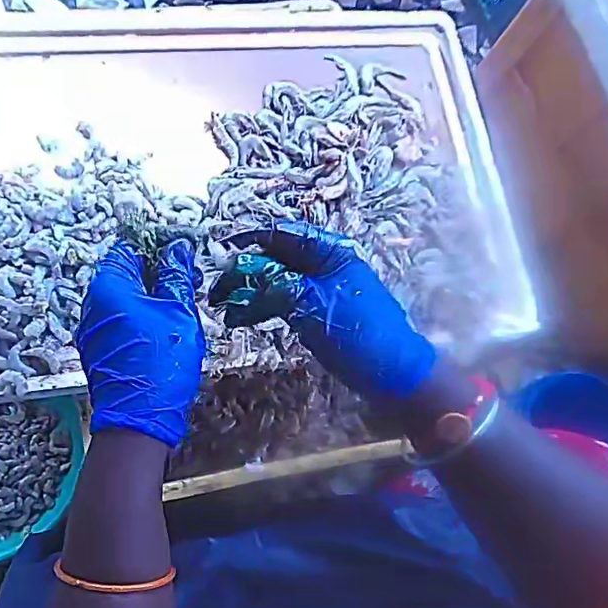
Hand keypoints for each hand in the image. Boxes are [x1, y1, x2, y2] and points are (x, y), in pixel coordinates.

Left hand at [76, 240, 204, 447]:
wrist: (139, 418)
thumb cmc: (159, 363)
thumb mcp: (177, 310)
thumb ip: (176, 274)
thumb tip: (177, 249)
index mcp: (107, 287)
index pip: (129, 249)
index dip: (158, 248)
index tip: (182, 257)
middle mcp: (92, 306)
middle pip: (125, 275)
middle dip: (157, 275)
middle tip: (188, 283)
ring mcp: (92, 331)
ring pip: (123, 302)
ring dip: (151, 299)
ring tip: (181, 308)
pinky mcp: (98, 352)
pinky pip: (119, 325)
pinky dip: (140, 321)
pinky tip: (164, 331)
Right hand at [226, 222, 435, 403]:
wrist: (392, 374)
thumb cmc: (359, 333)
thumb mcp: (313, 304)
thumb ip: (275, 285)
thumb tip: (241, 272)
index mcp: (330, 252)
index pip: (283, 234)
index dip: (250, 239)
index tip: (221, 249)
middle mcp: (322, 266)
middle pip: (275, 258)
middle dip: (243, 269)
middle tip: (216, 285)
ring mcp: (317, 291)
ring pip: (273, 282)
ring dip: (247, 292)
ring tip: (222, 305)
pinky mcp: (313, 313)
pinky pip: (279, 303)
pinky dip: (259, 308)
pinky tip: (239, 317)